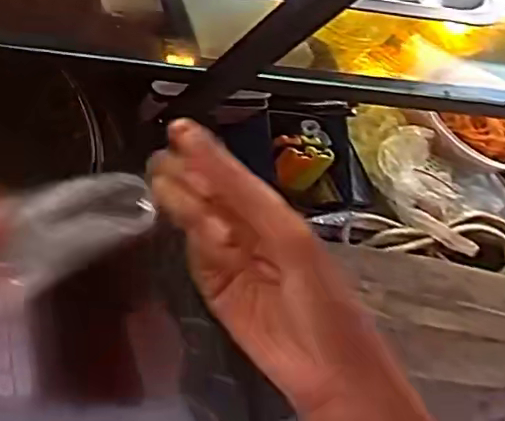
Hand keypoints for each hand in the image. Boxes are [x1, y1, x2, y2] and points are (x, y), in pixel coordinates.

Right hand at [149, 119, 428, 420]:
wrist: (332, 376)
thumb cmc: (324, 299)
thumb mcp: (288, 234)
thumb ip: (240, 189)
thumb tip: (194, 143)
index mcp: (261, 204)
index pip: (221, 165)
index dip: (198, 146)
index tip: (177, 129)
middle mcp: (236, 220)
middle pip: (195, 183)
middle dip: (182, 172)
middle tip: (171, 171)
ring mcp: (219, 250)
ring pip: (186, 210)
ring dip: (184, 203)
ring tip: (189, 206)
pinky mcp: (207, 278)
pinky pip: (187, 246)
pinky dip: (192, 238)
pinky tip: (205, 236)